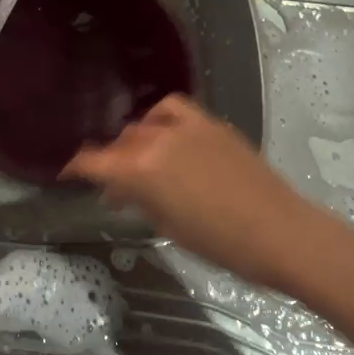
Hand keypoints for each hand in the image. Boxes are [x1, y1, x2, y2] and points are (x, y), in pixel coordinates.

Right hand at [62, 93, 334, 290]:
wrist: (286, 235)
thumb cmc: (225, 245)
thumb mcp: (171, 228)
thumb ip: (140, 202)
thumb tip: (122, 191)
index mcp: (139, 171)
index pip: (92, 162)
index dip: (75, 168)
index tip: (67, 173)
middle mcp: (154, 141)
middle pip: (118, 144)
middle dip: (111, 162)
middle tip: (118, 186)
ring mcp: (182, 128)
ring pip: (141, 125)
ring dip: (135, 142)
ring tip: (142, 159)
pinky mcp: (208, 123)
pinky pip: (171, 109)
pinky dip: (160, 117)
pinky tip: (165, 132)